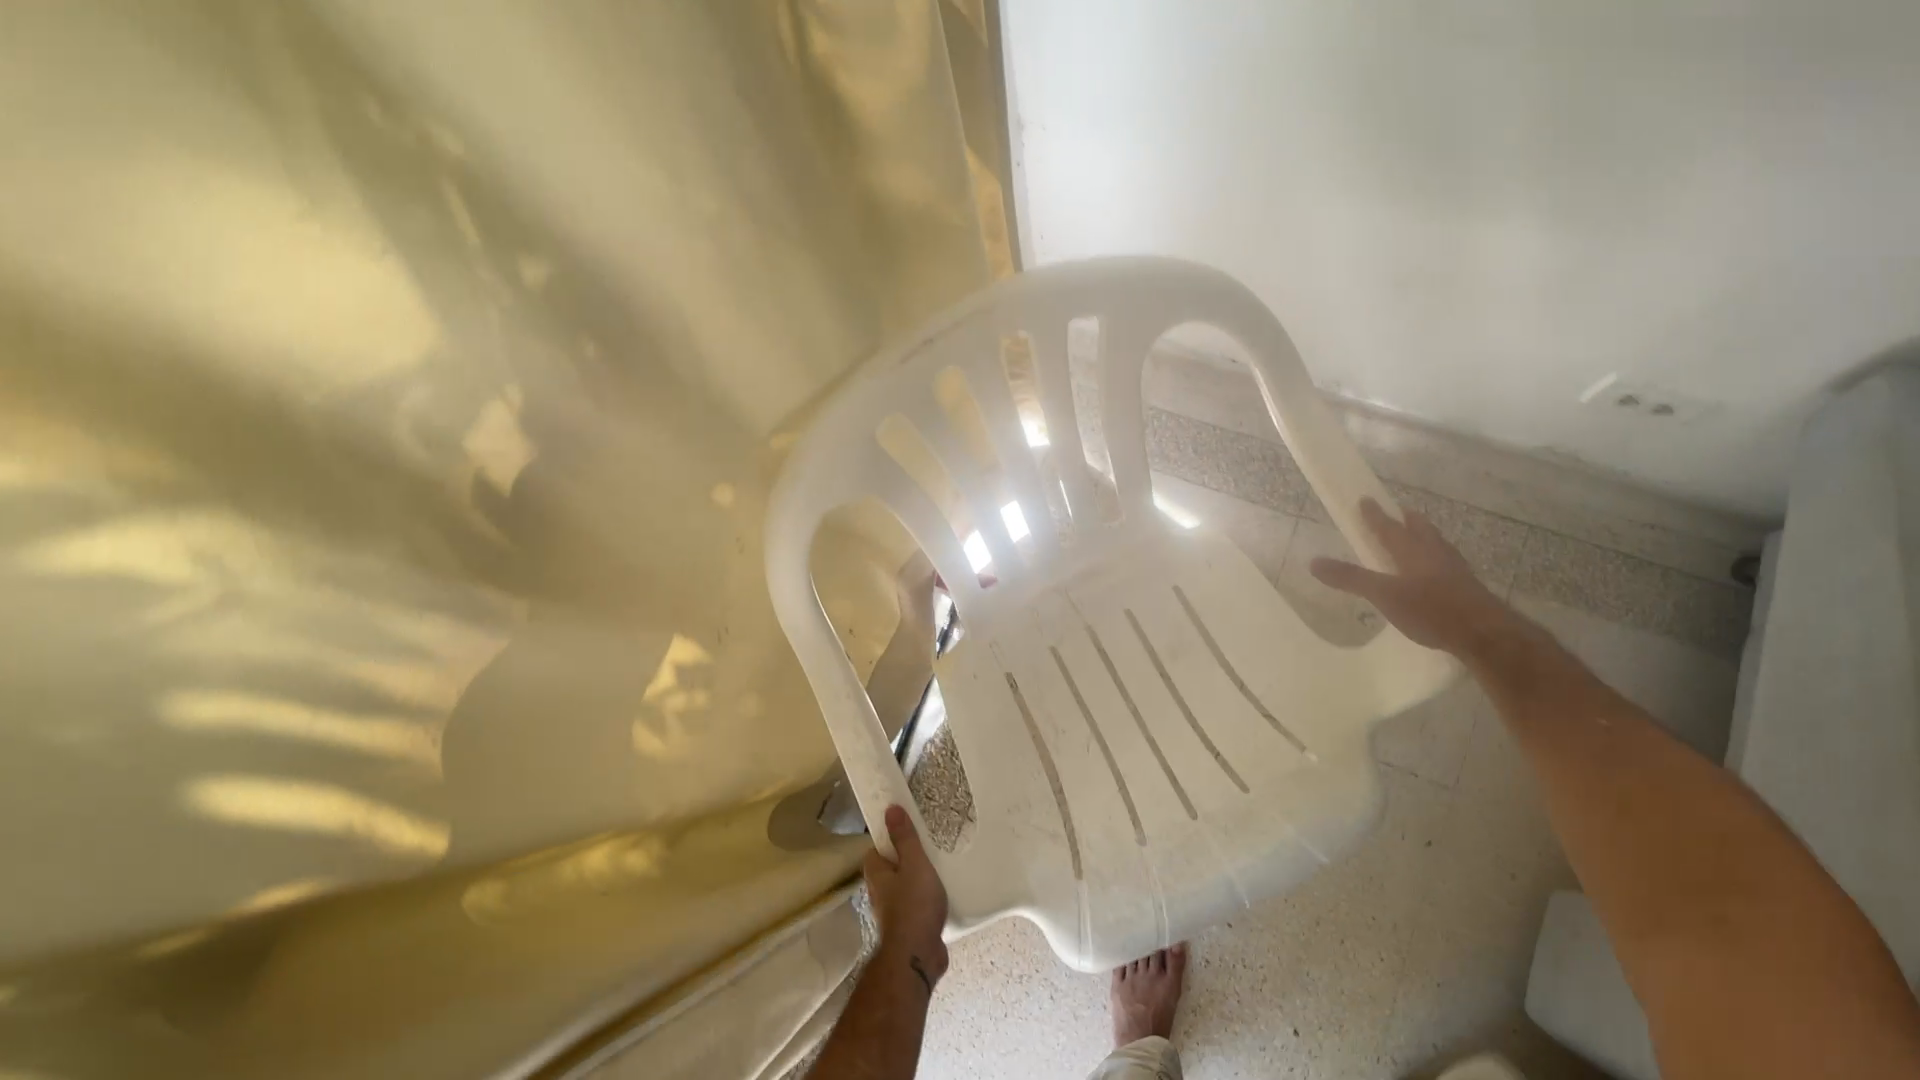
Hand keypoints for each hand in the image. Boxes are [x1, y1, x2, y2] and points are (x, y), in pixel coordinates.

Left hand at [866, 805, 948, 992]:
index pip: (877, 848)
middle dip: (907, 859)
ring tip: (939, 871)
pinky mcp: (909, 927)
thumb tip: (890, 809)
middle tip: (929, 849)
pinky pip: (916, 905)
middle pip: (891, 868)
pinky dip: (926, 900)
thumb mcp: (914, 863)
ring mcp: (894, 911)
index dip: (891, 837)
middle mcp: (880, 892)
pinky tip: (942, 897)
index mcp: (877, 873)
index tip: (910, 830)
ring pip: (904, 887)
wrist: (918, 955)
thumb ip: (904, 838)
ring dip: (918, 881)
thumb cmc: (914, 904)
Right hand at [1309, 498, 1514, 655]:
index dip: (1375, 515)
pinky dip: (1437, 559)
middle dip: (1407, 520)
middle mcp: (1434, 553)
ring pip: (1437, 544)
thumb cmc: (1431, 609)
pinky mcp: (1467, 586)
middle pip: (1420, 529)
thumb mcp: (1384, 595)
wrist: (1484, 633)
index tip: (1365, 499)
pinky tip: (1437, 572)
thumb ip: (1350, 578)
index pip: (1388, 527)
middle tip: (1400, 513)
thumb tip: (1313, 561)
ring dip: (1425, 537)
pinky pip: (1448, 563)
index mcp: (1412, 550)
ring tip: (1419, 537)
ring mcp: (1454, 569)